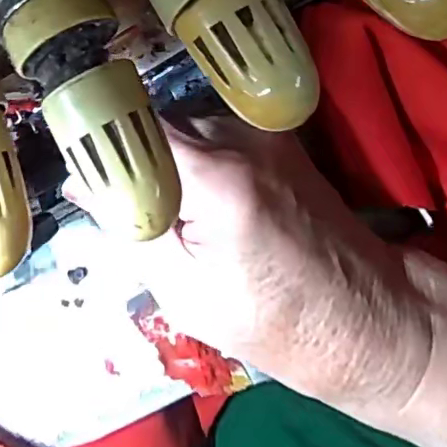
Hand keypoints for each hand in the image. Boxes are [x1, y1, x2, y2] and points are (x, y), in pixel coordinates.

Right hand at [67, 120, 433, 412]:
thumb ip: (128, 226)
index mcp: (217, 176)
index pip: (132, 128)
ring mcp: (260, 131)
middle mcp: (239, 135)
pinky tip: (206, 201)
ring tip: (175, 210)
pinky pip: (211, 133)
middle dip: (133, 157)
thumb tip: (80, 182)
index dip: (100, 141)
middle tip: (127, 203)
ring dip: (167, 159)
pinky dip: (195, 159)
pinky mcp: (274, 136)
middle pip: (156, 124)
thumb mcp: (184, 290)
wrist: (369, 320)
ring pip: (182, 126)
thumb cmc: (274, 322)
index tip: (77, 161)